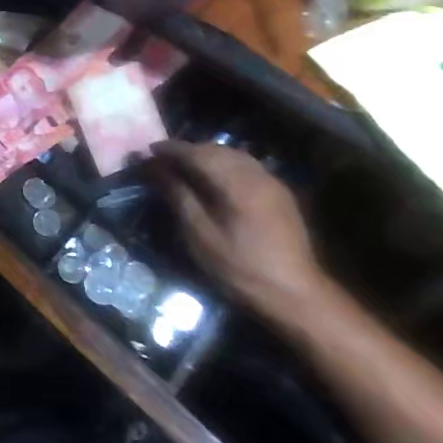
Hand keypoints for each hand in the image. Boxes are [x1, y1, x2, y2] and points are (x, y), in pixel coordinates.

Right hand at [151, 141, 334, 318]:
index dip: (171, 149)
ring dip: (207, 155)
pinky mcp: (280, 194)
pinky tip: (214, 178)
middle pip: (217, 150)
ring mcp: (272, 182)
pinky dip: (225, 164)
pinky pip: (247, 166)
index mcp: (236, 182)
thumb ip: (178, 195)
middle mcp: (256, 174)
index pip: (197, 153)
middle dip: (188, 150)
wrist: (294, 293)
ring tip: (185, 167)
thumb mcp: (199, 234)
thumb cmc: (239, 267)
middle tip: (163, 159)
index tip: (148, 151)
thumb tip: (155, 168)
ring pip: (234, 156)